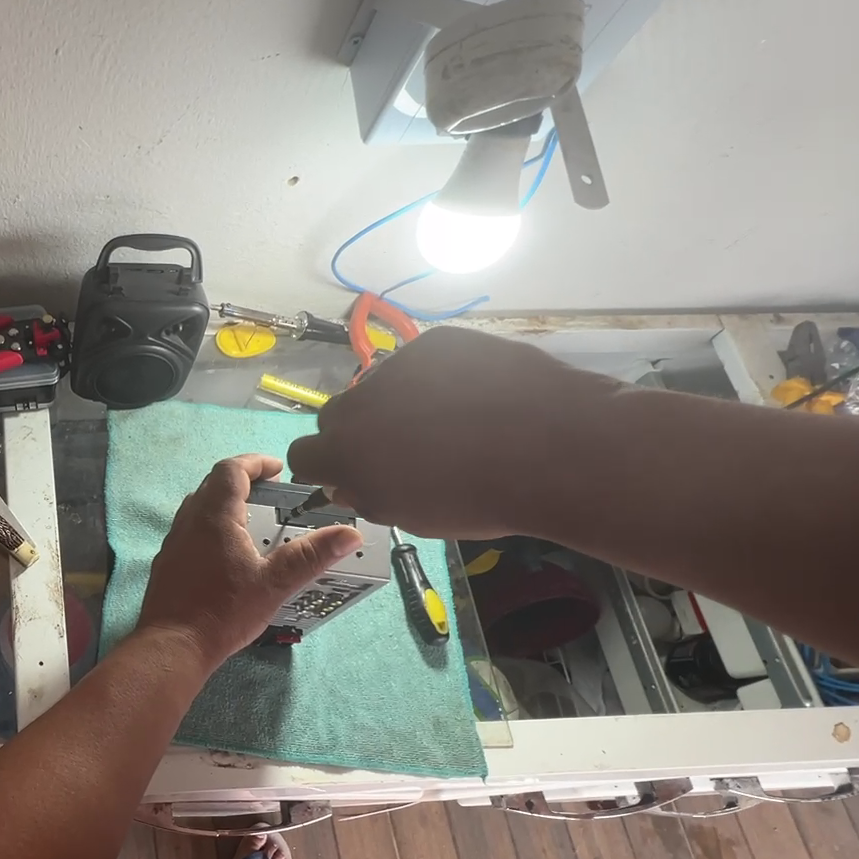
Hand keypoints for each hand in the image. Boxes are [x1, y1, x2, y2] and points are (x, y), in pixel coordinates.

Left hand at [134, 455, 364, 666]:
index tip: (277, 468)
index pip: (231, 470)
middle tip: (269, 493)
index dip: (254, 463)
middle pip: (212, 484)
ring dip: (223, 502)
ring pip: (198, 506)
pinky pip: (189, 529)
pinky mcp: (167, 561)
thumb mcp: (274, 584)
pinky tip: (226, 551)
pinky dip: (210, 525)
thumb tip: (350, 533)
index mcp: (215, 517)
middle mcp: (189, 521)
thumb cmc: (223, 612)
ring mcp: (174, 541)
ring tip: (252, 519)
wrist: (173, 645)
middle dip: (241, 480)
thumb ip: (310, 556)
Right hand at [285, 326, 620, 538]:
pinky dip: (439, 376)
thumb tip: (346, 483)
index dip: (325, 465)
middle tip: (404, 448)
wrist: (555, 448)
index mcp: (343, 453)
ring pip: (380, 385)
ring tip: (450, 419)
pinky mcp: (436, 341)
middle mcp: (356, 404)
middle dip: (359, 431)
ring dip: (397, 401)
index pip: (303, 454)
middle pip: (337, 415)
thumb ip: (367, 497)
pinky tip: (476, 394)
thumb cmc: (478, 499)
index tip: (354, 473)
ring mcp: (396, 366)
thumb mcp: (411, 516)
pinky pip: (422, 360)